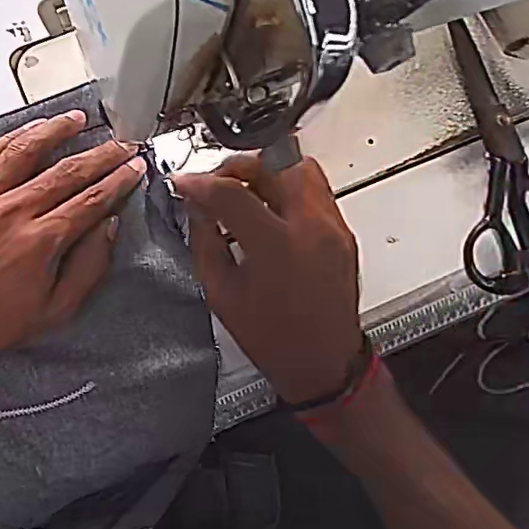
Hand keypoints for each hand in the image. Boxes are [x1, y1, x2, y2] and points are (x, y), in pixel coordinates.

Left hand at [0, 109, 145, 416]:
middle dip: (101, 154)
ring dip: (55, 131)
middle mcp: (11, 214)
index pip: (91, 199)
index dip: (119, 180)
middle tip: (121, 144)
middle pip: (67, 170)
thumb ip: (88, 266)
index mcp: (39, 242)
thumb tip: (109, 227)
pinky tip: (27, 131)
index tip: (134, 168)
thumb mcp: (55, 309)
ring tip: (77, 119)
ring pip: (24, 151)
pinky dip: (10, 138)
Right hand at [174, 153, 365, 405]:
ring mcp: (332, 227)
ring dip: (265, 172)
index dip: (200, 183)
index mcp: (275, 246)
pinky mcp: (342, 231)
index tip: (185, 184)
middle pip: (269, 165)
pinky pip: (315, 189)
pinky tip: (270, 207)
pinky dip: (288, 187)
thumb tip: (198, 209)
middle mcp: (310, 228)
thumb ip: (205, 242)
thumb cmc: (275, 338)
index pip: (231, 192)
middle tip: (213, 184)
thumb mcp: (221, 293)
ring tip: (244, 191)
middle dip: (232, 168)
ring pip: (298, 168)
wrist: (322, 362)